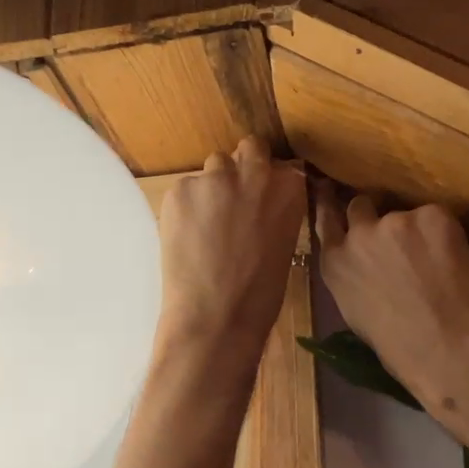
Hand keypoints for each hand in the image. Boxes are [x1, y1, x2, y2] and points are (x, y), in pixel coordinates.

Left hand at [156, 137, 304, 357]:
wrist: (216, 317)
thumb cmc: (259, 297)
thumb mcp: (283, 247)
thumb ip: (274, 214)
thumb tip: (258, 208)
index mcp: (289, 189)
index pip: (279, 165)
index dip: (265, 182)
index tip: (258, 200)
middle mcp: (255, 172)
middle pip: (248, 150)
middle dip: (240, 170)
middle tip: (230, 203)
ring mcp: (214, 178)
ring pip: (212, 169)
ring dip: (211, 188)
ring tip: (205, 227)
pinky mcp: (179, 190)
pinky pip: (184, 191)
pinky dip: (184, 209)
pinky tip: (186, 239)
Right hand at [314, 188, 468, 405]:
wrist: (447, 347)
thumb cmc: (400, 348)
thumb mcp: (357, 313)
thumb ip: (354, 278)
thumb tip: (367, 266)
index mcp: (335, 264)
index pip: (326, 221)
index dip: (332, 207)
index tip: (333, 193)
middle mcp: (359, 236)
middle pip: (361, 207)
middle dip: (376, 217)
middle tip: (398, 239)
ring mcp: (395, 222)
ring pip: (406, 216)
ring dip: (417, 232)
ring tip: (436, 263)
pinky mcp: (432, 216)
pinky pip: (438, 219)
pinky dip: (446, 236)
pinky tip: (454, 263)